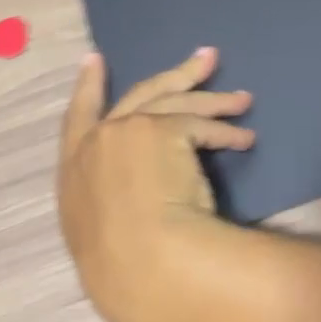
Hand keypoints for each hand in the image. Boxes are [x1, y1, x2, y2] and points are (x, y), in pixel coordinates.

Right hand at [59, 47, 254, 321]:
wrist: (138, 259)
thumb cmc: (119, 264)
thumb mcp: (97, 232)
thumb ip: (108, 205)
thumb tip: (127, 204)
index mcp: (74, 169)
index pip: (77, 117)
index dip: (87, 86)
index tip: (94, 59)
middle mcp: (98, 140)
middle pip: (141, 95)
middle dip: (175, 74)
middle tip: (205, 58)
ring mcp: (131, 129)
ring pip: (178, 102)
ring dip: (214, 99)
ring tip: (243, 100)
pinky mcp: (166, 129)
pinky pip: (203, 126)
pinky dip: (227, 132)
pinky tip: (246, 139)